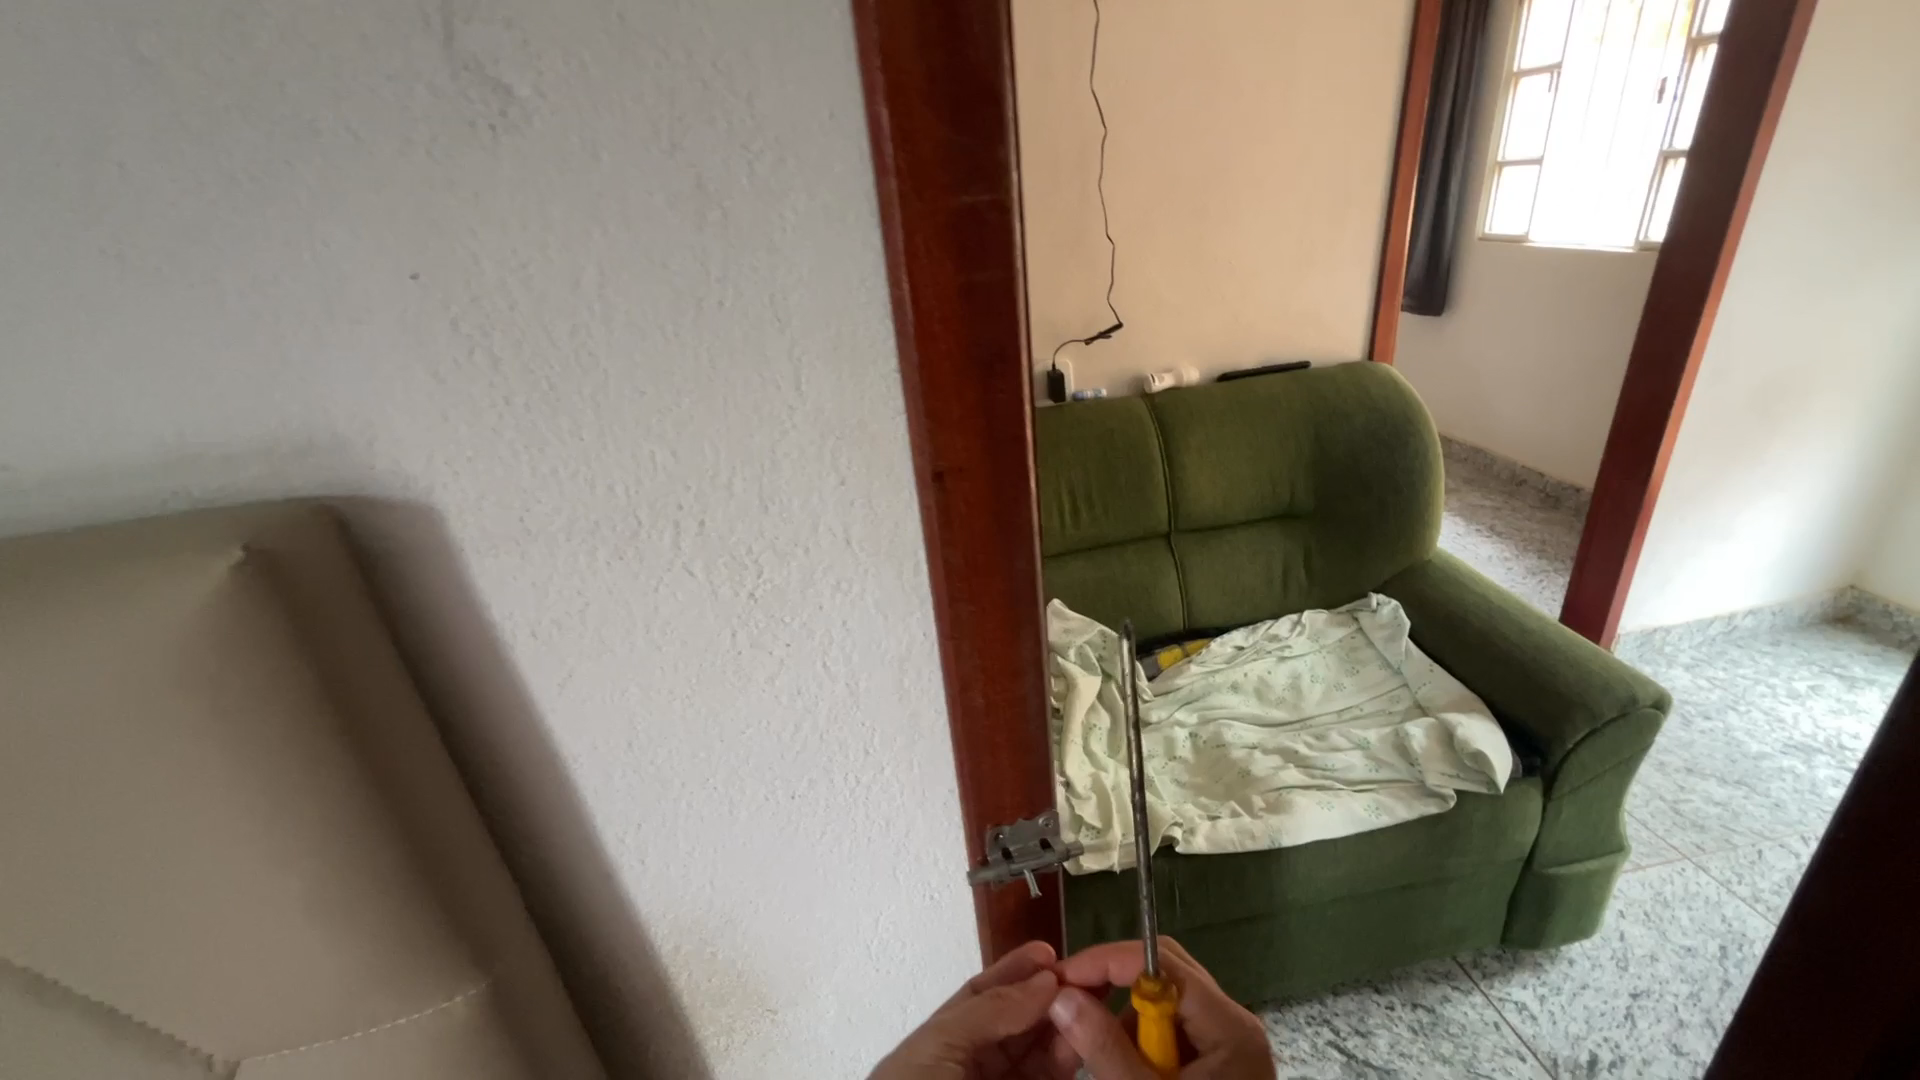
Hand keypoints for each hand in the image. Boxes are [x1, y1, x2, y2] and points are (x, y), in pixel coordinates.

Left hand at [869, 940, 1078, 1079]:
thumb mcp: (939, 1047)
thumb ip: (990, 1012)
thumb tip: (1044, 979)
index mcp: (944, 1042)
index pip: (984, 997)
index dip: (1016, 972)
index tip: (1050, 954)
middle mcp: (973, 1066)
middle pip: (1018, 1025)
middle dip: (1050, 999)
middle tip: (1087, 978)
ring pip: (1039, 1057)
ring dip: (1065, 1030)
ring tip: (1091, 1006)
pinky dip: (1068, 1066)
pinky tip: (1085, 1048)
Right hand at [1049, 937, 1274, 1078]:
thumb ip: (1105, 1049)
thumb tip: (1062, 996)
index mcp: (1229, 1027)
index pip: (1160, 962)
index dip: (1107, 961)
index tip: (1063, 979)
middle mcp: (1233, 1023)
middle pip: (1164, 972)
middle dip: (1114, 985)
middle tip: (1073, 1002)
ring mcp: (1227, 1043)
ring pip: (1164, 999)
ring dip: (1124, 1017)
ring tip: (1101, 1058)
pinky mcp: (1217, 1063)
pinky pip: (1171, 1029)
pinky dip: (1139, 1040)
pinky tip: (1124, 1071)